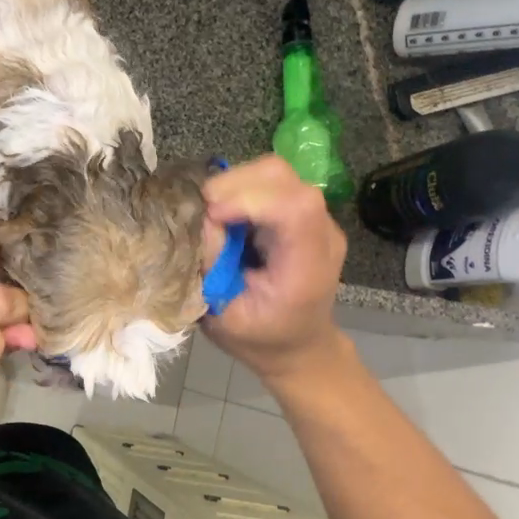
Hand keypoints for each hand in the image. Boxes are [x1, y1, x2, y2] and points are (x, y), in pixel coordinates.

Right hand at [197, 156, 348, 383]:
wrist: (297, 346)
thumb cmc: (258, 340)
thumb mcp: (224, 317)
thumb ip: (212, 271)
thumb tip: (198, 222)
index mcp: (305, 267)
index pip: (294, 207)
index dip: (248, 199)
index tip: (209, 216)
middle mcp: (319, 233)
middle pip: (281, 176)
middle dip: (232, 185)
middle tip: (200, 212)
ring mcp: (313, 218)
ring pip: (273, 172)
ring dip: (233, 185)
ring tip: (209, 214)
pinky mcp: (299, 214)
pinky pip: (268, 184)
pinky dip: (238, 191)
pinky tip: (223, 216)